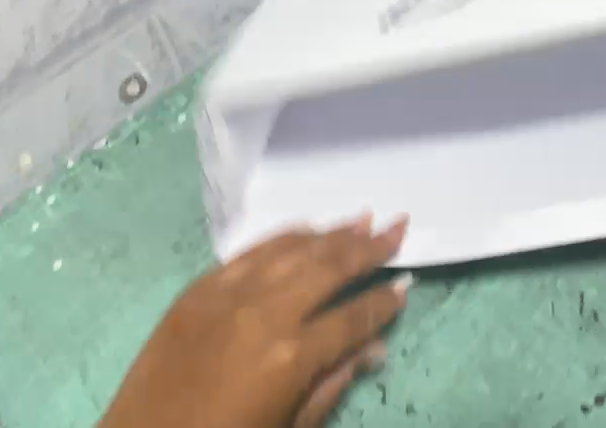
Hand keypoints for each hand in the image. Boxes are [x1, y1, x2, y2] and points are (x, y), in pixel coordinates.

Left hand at [102, 217, 410, 427]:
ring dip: (332, 233)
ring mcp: (230, 293)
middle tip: (399, 226)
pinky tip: (306, 229)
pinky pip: (252, 250)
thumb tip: (374, 349)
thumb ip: (331, 386)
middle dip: (369, 247)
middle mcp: (265, 312)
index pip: (352, 318)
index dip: (383, 303)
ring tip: (364, 219)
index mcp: (290, 357)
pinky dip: (284, 237)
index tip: (406, 285)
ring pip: (294, 249)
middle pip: (329, 268)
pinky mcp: (199, 288)